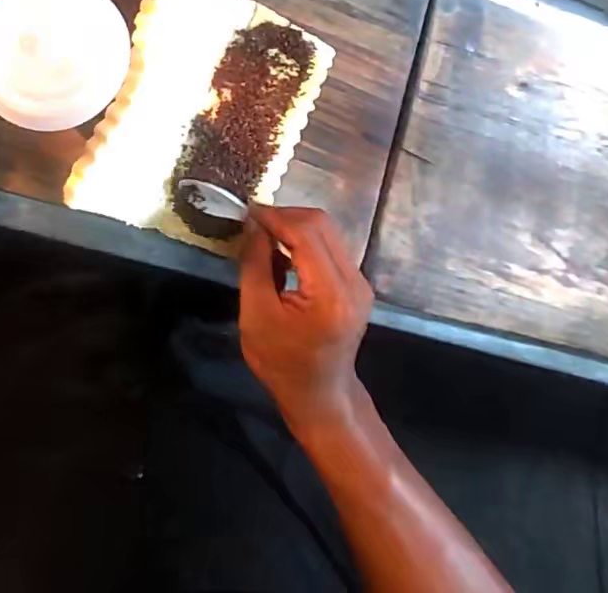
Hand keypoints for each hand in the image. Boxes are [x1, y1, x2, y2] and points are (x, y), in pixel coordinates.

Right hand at [238, 204, 374, 429]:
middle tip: (254, 222)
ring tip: (265, 236)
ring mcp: (360, 282)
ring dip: (295, 226)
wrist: (319, 395)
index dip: (275, 217)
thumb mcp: (256, 314)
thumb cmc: (281, 362)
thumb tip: (253, 223)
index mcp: (330, 293)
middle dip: (285, 216)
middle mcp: (354, 282)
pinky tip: (283, 251)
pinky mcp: (357, 283)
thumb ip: (255, 263)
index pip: (306, 234)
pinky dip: (305, 240)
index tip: (247, 212)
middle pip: (321, 225)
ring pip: (327, 231)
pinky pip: (330, 245)